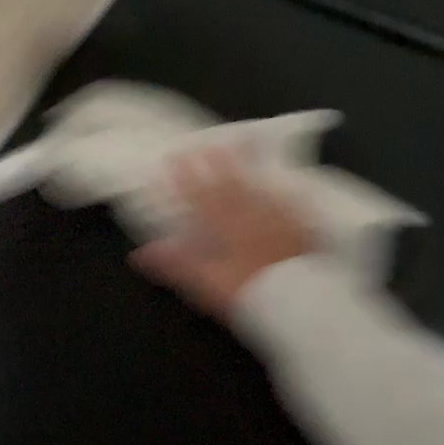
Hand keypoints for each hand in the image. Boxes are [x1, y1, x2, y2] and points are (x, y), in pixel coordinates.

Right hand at [129, 147, 313, 320]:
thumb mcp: (204, 283)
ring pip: (258, 185)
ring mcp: (276, 217)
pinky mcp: (300, 225)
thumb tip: (143, 253)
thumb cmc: (246, 295)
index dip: (184, 176)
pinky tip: (289, 181)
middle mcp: (248, 215)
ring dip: (248, 163)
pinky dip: (287, 190)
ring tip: (243, 141)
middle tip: (206, 142)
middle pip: (229, 183)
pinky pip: (292, 201)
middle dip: (215, 161)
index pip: (199, 195)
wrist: (297, 303)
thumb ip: (175, 264)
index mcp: (223, 227)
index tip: (174, 157)